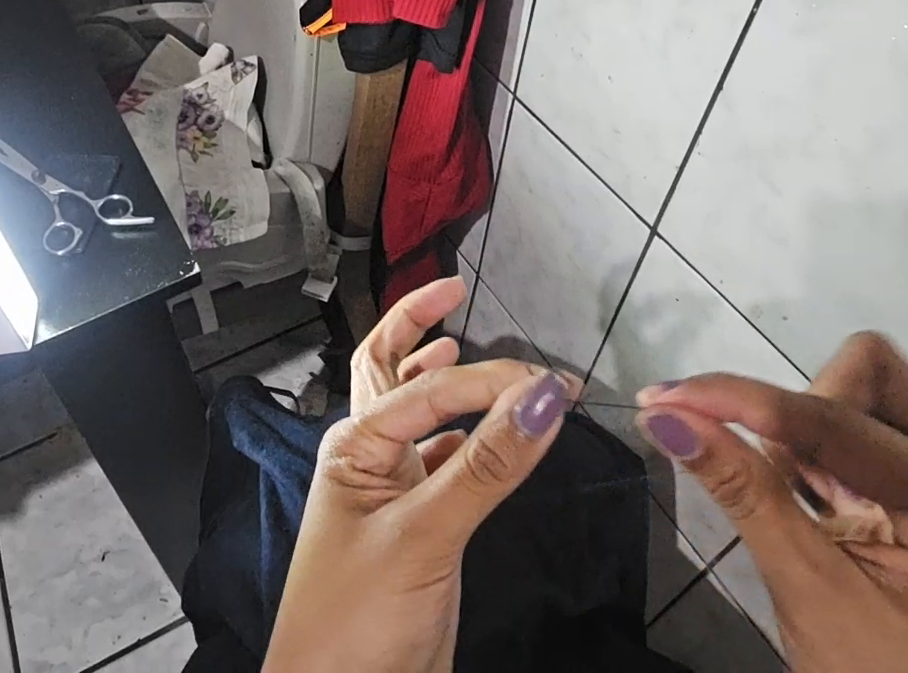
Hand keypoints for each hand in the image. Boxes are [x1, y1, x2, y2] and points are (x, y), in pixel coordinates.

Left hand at [265, 278, 575, 672]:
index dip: (491, 379)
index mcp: (355, 443)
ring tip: (459, 342)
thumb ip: (486, 466)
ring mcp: (391, 488)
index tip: (552, 384)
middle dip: (414, 324)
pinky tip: (483, 429)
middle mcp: (369, 454)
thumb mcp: (423, 534)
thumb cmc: (358, 617)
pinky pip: (440, 460)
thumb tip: (544, 398)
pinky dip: (462, 437)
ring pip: (416, 413)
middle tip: (451, 289)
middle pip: (388, 370)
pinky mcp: (417, 522)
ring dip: (435, 376)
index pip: (430, 388)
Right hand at [637, 332, 907, 672]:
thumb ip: (744, 493)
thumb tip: (665, 418)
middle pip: (871, 380)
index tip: (661, 397)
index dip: (740, 400)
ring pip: (859, 400)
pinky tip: (806, 510)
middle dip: (798, 406)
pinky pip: (852, 437)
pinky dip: (808, 456)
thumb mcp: (811, 595)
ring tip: (797, 512)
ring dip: (800, 435)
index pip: (834, 421)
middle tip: (774, 475)